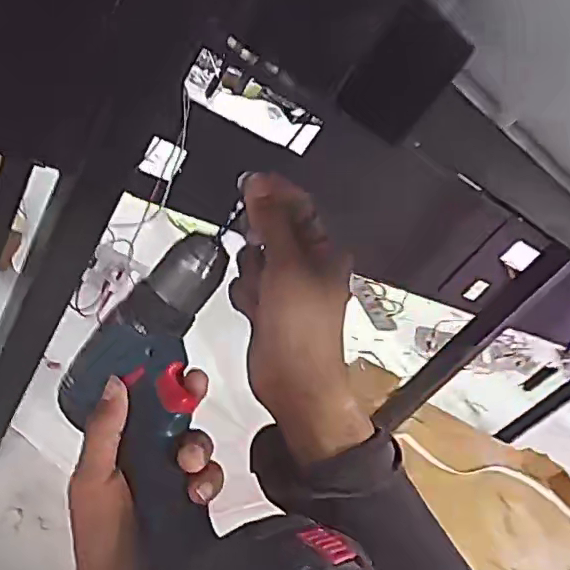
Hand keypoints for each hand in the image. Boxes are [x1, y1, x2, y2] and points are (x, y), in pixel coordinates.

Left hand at [52, 371, 221, 569]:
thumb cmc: (100, 544)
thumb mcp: (93, 481)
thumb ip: (104, 432)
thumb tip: (115, 384)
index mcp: (113, 451)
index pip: (135, 403)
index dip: (153, 380)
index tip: (168, 362)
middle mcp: (142, 462)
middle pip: (170, 415)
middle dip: (185, 400)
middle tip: (194, 390)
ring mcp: (169, 484)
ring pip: (193, 443)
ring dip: (196, 445)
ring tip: (187, 467)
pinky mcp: (193, 505)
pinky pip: (210, 476)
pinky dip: (209, 478)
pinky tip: (199, 495)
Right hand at [229, 172, 372, 464]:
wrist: (293, 382)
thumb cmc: (304, 334)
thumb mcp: (286, 265)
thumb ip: (270, 223)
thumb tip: (260, 186)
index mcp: (323, 251)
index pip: (298, 207)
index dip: (274, 193)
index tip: (250, 186)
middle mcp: (307, 267)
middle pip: (271, 232)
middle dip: (258, 243)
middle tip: (260, 257)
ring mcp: (286, 288)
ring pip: (255, 259)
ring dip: (251, 272)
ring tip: (261, 291)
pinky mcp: (267, 308)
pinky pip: (247, 285)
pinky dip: (246, 293)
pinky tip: (255, 308)